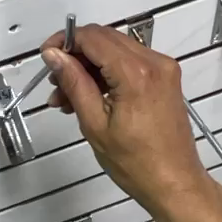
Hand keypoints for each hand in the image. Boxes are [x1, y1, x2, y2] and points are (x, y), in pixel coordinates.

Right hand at [40, 24, 215, 215]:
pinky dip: (107, 74)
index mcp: (136, 73)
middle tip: (55, 84)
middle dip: (75, 56)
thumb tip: (53, 55)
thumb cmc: (135, 163)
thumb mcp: (95, 124)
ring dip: (89, 67)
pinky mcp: (166, 78)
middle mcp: (154, 62)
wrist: (175, 184)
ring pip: (115, 50)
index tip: (46, 57)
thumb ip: (74, 83)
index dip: (64, 41)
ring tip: (67, 99)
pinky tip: (89, 97)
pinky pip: (129, 63)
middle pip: (105, 39)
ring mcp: (163, 68)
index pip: (93, 38)